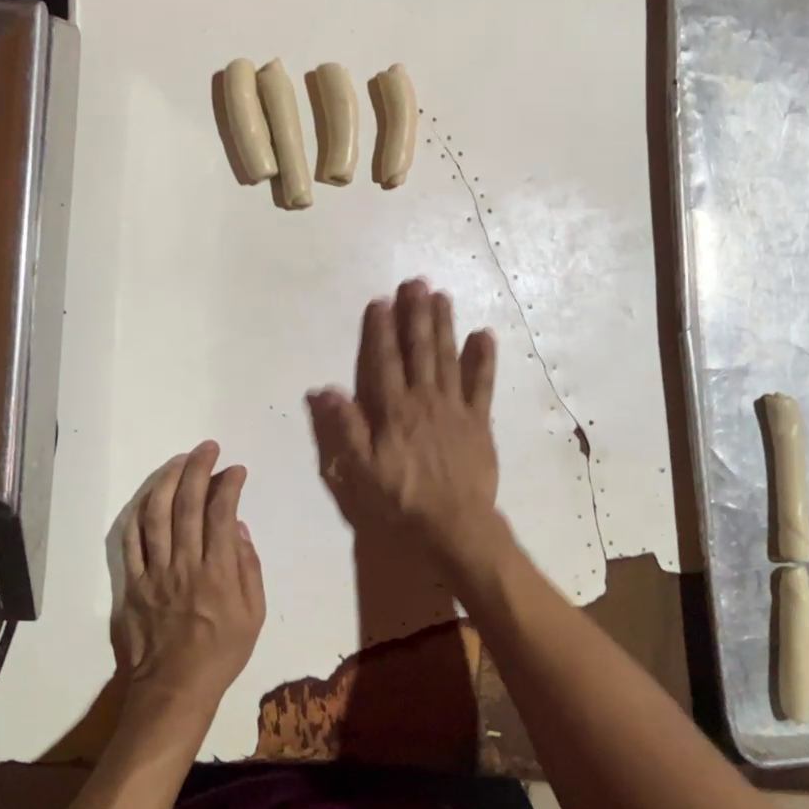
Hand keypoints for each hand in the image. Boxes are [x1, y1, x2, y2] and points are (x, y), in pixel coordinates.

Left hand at [112, 442, 265, 721]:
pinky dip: (139, 512)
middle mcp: (185, 564)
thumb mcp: (253, 615)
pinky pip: (131, 540)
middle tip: (207, 448)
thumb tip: (239, 528)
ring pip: (156, 514)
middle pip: (187, 504)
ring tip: (179, 460)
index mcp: (218, 572)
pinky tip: (149, 495)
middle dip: (198, 468)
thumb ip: (248, 568)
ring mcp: (154, 571)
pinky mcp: (131, 582)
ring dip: (167, 480)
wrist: (173, 688)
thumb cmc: (221, 654)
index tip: (236, 469)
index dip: (229, 485)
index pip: (222, 514)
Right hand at [307, 279, 511, 577]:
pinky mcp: (479, 422)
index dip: (381, 331)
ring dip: (443, 326)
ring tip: (441, 296)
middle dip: (415, 315)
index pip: (384, 362)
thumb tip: (324, 390)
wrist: (454, 524)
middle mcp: (424, 400)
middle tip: (415, 283)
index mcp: (393, 410)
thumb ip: (344, 428)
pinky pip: (481, 385)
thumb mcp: (361, 469)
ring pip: (447, 358)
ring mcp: (455, 408)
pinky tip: (484, 335)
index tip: (380, 302)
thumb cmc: (402, 499)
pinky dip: (483, 359)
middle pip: (418, 350)